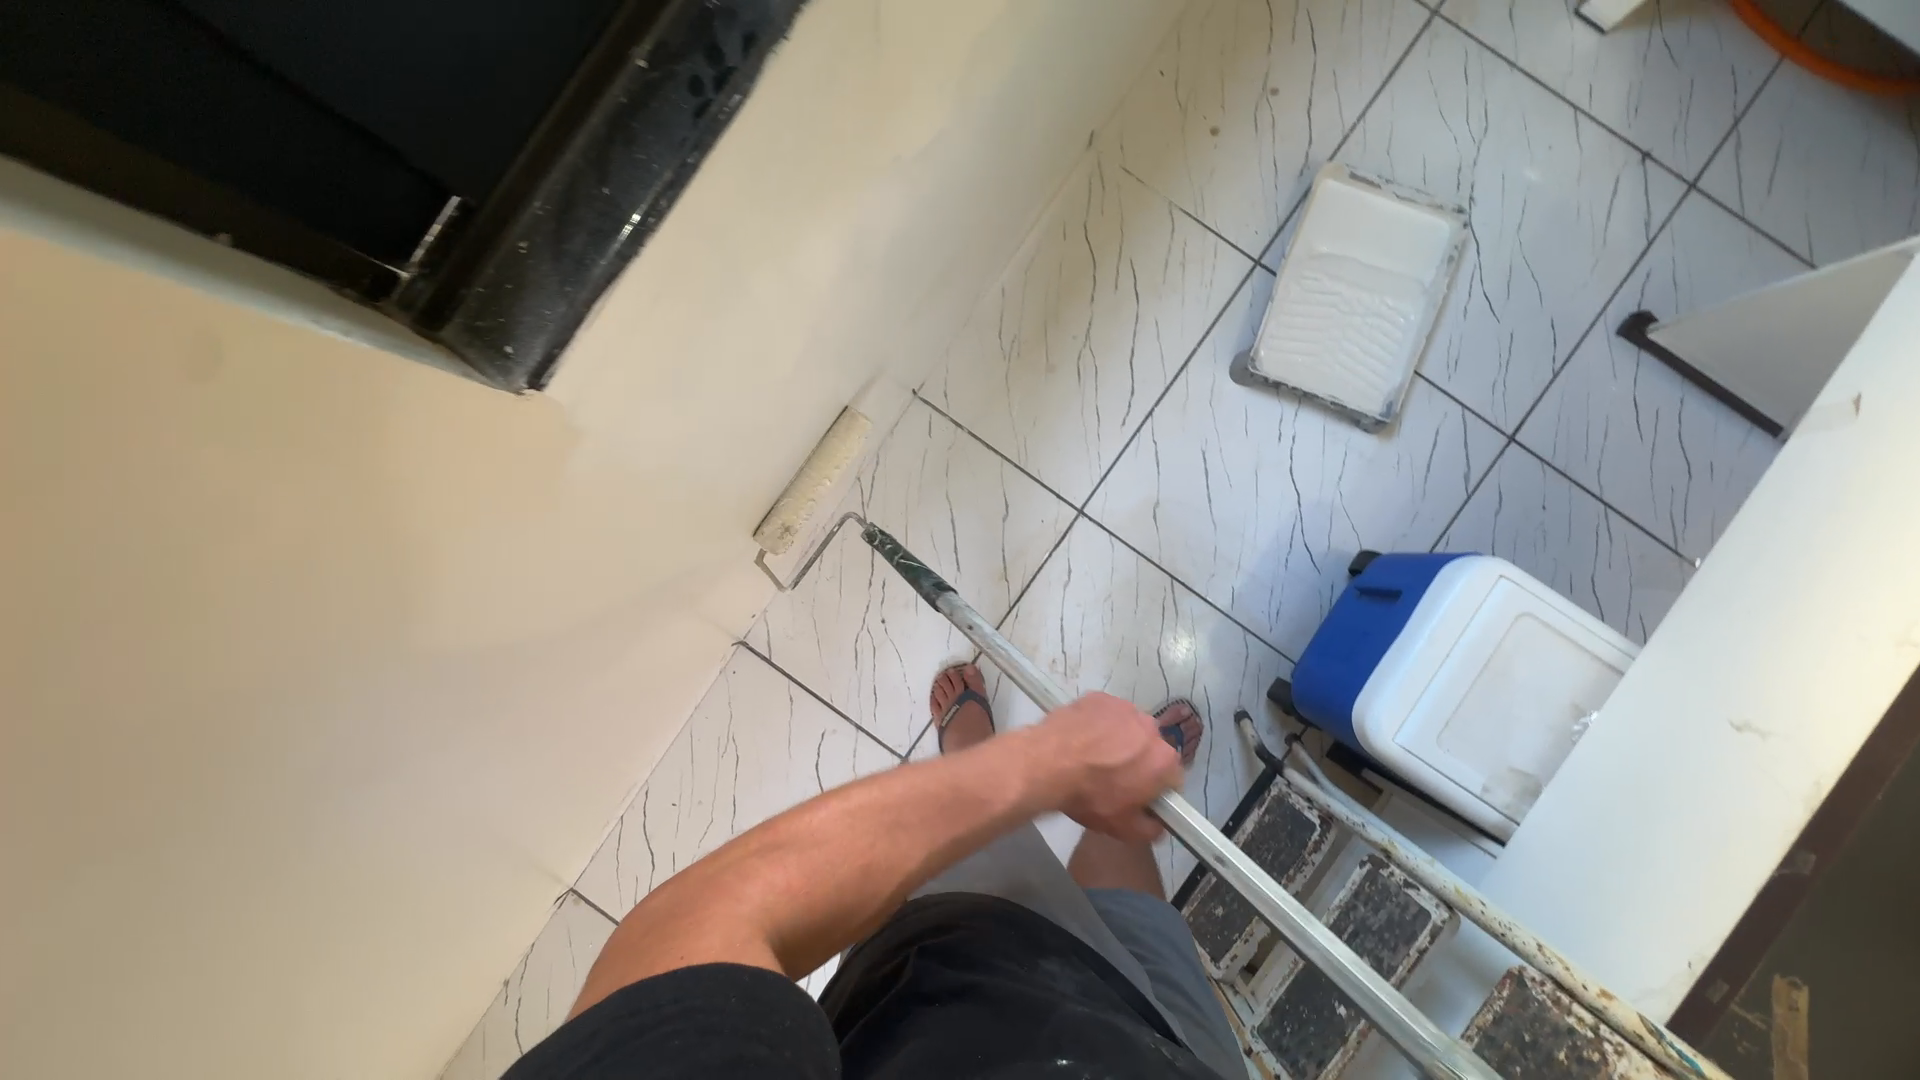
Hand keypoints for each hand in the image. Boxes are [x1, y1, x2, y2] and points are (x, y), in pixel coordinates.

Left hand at [1030, 693, 1183, 843]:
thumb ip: (1150, 829)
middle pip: (1151, 749)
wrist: (1047, 763)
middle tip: (1112, 776)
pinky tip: (1081, 738)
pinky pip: (1106, 714)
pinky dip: (1098, 724)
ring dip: (1119, 740)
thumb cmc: (1089, 797)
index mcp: (1164, 761)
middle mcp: (1152, 728)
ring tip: (1093, 756)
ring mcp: (1125, 708)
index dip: (1157, 789)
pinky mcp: (1100, 697)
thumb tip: (1157, 824)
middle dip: (1138, 761)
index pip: (1172, 778)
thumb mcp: (1123, 828)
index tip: (1139, 796)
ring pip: (1129, 728)